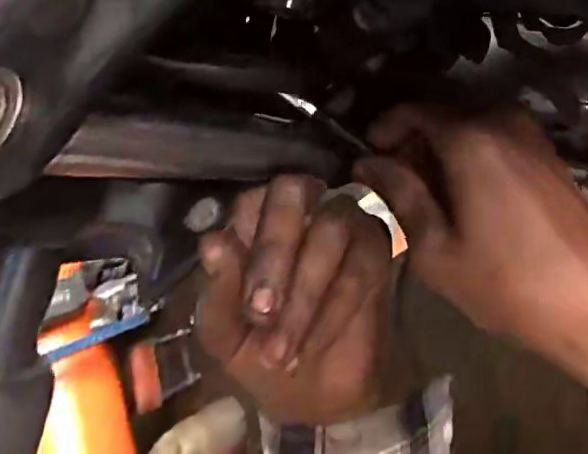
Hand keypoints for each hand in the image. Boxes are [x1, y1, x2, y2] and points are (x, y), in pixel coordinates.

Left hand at [195, 176, 396, 423]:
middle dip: (274, 249)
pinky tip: (311, 348)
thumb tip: (212, 243)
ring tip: (282, 351)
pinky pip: (360, 265)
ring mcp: (343, 221)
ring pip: (330, 226)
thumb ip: (218, 293)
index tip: (244, 305)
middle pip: (293, 191)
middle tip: (260, 312)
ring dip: (303, 292)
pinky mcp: (375, 249)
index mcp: (257, 221)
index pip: (251, 202)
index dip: (244, 245)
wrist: (315, 395)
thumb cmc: (262, 350)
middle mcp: (303, 207)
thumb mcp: (228, 337)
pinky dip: (332, 311)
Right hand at [355, 106, 587, 453]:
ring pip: (467, 123)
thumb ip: (400, 194)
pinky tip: (465, 194)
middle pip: (440, 114)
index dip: (385, 130)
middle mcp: (500, 118)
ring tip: (428, 196)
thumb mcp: (437, 249)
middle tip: (396, 185)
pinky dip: (470, 152)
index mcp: (471, 136)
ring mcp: (527, 129)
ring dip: (441, 149)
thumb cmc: (508, 282)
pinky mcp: (544, 146)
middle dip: (412, 143)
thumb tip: (368, 162)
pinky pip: (493, 134)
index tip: (369, 159)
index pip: (413, 111)